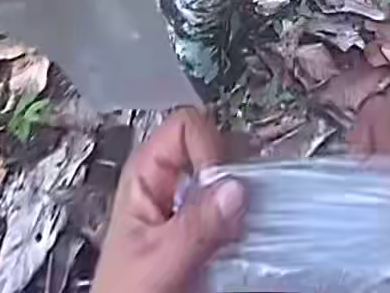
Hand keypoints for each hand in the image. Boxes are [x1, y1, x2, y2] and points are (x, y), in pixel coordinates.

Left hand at [92, 107, 246, 292]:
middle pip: (210, 145)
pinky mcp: (202, 227)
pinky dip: (242, 218)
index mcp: (146, 170)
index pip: (186, 126)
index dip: (208, 148)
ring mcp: (186, 202)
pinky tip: (240, 239)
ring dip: (239, 196)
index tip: (221, 186)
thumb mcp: (157, 262)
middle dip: (231, 171)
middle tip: (240, 207)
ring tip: (243, 224)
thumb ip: (194, 226)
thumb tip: (235, 187)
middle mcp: (168, 178)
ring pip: (224, 176)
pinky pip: (230, 207)